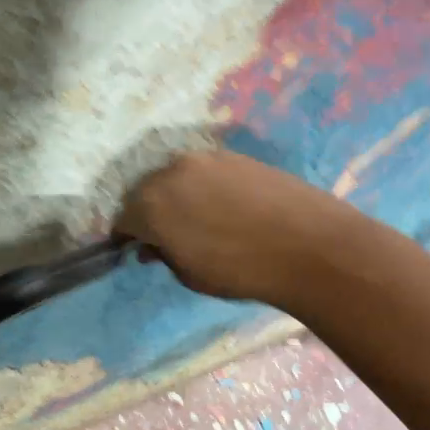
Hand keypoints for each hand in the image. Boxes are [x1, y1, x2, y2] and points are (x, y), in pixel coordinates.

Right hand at [114, 151, 336, 304]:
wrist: (307, 245)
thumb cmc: (238, 270)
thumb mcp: (189, 275)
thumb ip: (163, 255)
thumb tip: (153, 247)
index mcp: (150, 206)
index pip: (122, 219)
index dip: (126, 237)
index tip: (134, 250)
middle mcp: (170, 172)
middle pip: (145, 192)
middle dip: (148, 213)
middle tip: (162, 237)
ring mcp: (204, 158)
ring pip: (175, 178)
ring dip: (175, 197)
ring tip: (193, 221)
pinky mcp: (233, 155)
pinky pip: (204, 171)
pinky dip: (201, 187)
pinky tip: (219, 207)